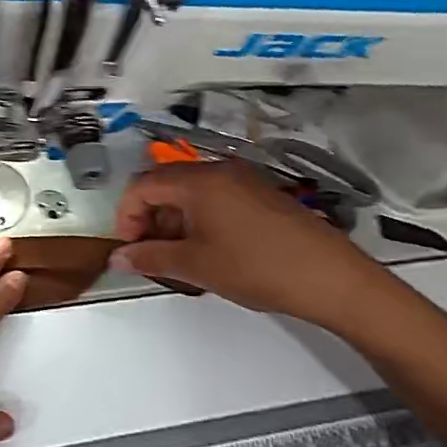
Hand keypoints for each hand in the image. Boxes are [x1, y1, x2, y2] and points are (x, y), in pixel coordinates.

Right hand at [111, 160, 369, 324]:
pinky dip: (199, 219)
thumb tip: (119, 259)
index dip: (126, 216)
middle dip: (149, 217)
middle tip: (149, 254)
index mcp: (198, 181)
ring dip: (173, 220)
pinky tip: (208, 250)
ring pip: (191, 192)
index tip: (128, 247)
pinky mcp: (260, 195)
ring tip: (178, 257)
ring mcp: (243, 181)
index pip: (142, 185)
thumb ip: (150, 257)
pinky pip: (216, 198)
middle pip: (165, 184)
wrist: (328, 276)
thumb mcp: (196, 265)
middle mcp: (220, 171)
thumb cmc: (257, 267)